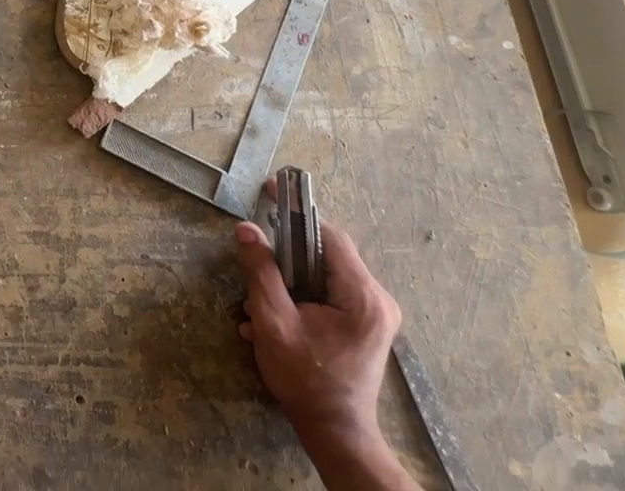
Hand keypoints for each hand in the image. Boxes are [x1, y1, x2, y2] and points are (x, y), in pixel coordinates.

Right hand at [235, 217, 401, 441]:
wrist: (335, 433)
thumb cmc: (306, 378)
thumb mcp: (274, 321)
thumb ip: (261, 271)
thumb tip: (247, 229)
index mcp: (362, 295)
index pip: (330, 235)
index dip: (298, 212)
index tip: (270, 192)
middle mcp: (377, 300)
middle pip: (326, 254)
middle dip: (285, 258)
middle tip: (255, 264)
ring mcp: (374, 315)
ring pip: (323, 275)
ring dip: (287, 282)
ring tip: (259, 305)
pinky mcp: (365, 327)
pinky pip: (328, 295)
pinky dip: (299, 298)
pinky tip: (274, 319)